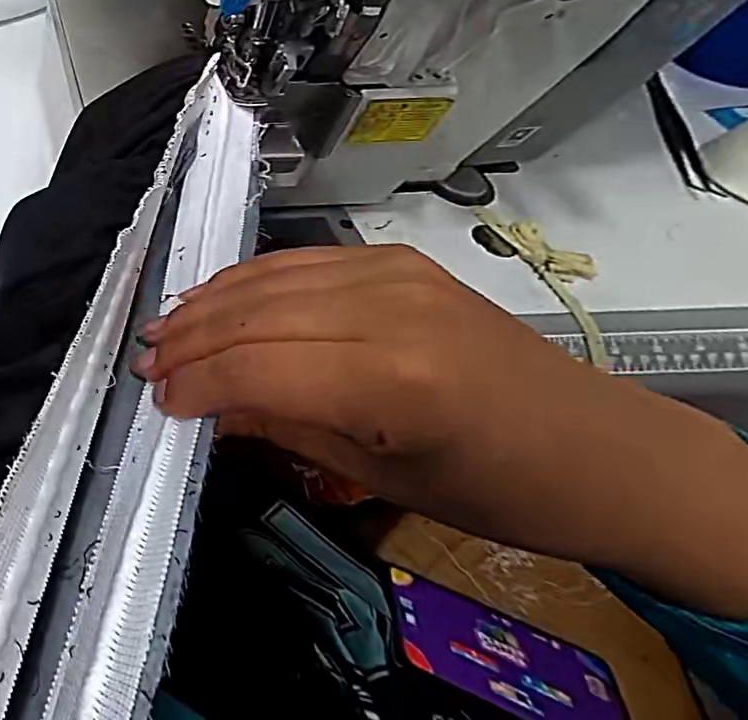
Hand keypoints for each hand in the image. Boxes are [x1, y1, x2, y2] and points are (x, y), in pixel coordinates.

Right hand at [135, 245, 747, 620]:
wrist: (602, 446)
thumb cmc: (499, 489)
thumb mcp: (379, 476)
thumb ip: (282, 427)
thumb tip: (208, 407)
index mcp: (394, 379)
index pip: (259, 367)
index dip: (197, 382)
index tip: (158, 401)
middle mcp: (388, 307)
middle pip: (254, 315)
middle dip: (189, 340)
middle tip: (145, 362)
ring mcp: (391, 271)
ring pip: (267, 279)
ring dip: (207, 304)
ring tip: (164, 328)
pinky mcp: (393, 257)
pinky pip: (297, 261)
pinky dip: (247, 280)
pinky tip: (215, 297)